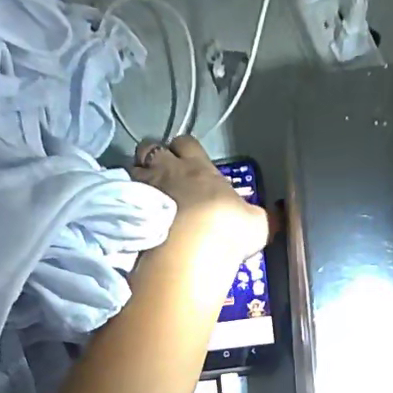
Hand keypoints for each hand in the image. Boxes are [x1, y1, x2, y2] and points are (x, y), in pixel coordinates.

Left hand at [131, 136, 268, 277]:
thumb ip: (259, 217)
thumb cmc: (227, 232)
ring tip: (138, 196)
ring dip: (133, 178)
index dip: (184, 150)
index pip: (186, 143)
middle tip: (157, 176)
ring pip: (130, 168)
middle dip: (152, 157)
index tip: (185, 162)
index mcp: (199, 167)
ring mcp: (142, 188)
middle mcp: (167, 169)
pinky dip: (119, 201)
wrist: (193, 249)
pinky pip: (116, 195)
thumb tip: (276, 216)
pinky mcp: (124, 210)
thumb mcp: (256, 224)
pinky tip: (125, 216)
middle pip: (151, 147)